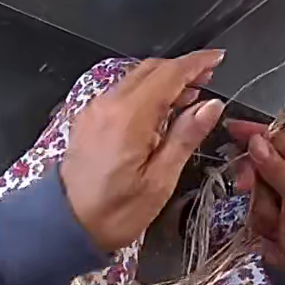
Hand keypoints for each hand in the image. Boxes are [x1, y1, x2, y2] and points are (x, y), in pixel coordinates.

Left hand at [61, 51, 225, 251]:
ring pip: (136, 78)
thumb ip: (186, 136)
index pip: (169, 74)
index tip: (218, 57)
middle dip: (182, 68)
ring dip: (165, 79)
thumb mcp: (160, 180)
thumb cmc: (117, 211)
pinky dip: (146, 91)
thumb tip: (211, 105)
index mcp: (129, 117)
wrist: (65, 227)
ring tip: (191, 94)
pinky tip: (162, 109)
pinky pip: (122, 92)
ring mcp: (95, 110)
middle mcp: (109, 104)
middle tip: (209, 75)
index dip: (196, 63)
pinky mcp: (89, 120)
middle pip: (151, 68)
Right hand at [225, 120, 284, 280]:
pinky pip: (256, 205)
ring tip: (276, 224)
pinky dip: (261, 219)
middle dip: (259, 177)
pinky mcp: (275, 216)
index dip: (261, 135)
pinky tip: (273, 232)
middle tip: (245, 184)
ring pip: (258, 185)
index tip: (235, 128)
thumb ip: (278, 169)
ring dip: (262, 205)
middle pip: (269, 161)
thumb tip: (257, 140)